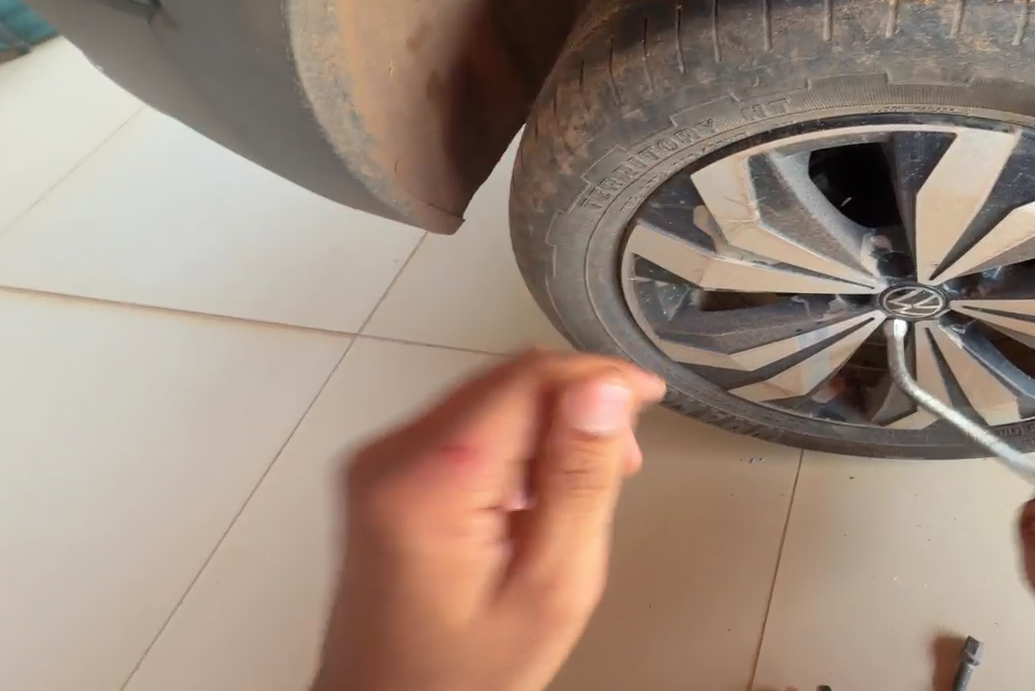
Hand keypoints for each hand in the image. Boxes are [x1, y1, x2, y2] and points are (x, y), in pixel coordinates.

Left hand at [311, 350, 665, 690]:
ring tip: (597, 470)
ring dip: (559, 415)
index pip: (530, 377)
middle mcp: (393, 452)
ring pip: (498, 391)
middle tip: (627, 453)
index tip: (650, 398)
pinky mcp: (390, 471)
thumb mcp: (554, 583)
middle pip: (512, 378)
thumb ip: (581, 477)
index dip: (599, 374)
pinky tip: (550, 478)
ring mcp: (384, 460)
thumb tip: (605, 386)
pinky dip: (527, 433)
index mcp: (429, 480)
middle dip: (582, 398)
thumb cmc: (477, 674)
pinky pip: (476, 418)